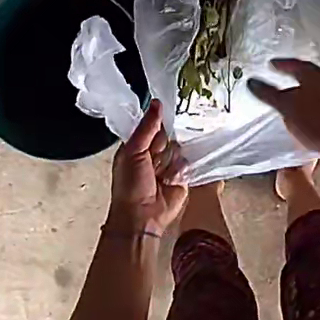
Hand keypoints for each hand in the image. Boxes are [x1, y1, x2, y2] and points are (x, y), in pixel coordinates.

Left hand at [107, 100, 186, 234]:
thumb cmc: (130, 185)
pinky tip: (173, 175)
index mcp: (137, 145)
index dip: (159, 119)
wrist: (142, 216)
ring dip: (173, 157)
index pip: (152, 124)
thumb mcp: (133, 151)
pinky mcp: (182, 176)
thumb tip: (157, 103)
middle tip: (158, 153)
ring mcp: (169, 164)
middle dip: (167, 140)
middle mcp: (153, 153)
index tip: (167, 112)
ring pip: (180, 147)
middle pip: (169, 135)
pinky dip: (183, 167)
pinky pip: (188, 163)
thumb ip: (147, 127)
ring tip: (162, 171)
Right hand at [247, 58, 319, 158]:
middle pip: (307, 74)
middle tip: (281, 75)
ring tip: (290, 95)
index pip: (294, 64)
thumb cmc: (316, 122)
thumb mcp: (285, 107)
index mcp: (313, 75)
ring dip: (302, 89)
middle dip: (292, 74)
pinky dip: (310, 102)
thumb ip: (268, 94)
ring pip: (315, 87)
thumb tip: (252, 82)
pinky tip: (304, 113)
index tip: (272, 64)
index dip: (281, 64)